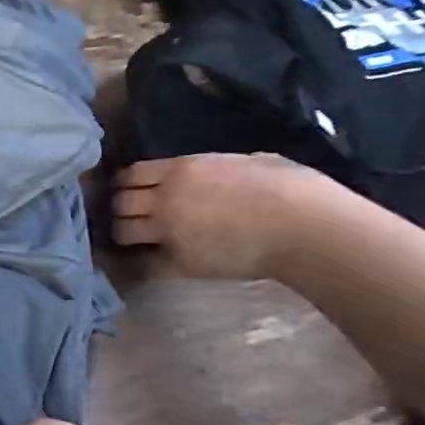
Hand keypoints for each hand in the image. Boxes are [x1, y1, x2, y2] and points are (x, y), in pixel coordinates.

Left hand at [112, 153, 344, 279]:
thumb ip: (215, 168)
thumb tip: (213, 173)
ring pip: (123, 232)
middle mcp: (165, 197)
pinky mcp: (179, 262)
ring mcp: (168, 231)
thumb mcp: (247, 161)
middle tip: (134, 216)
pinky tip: (155, 262)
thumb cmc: (289, 186)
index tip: (132, 190)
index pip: (130, 174)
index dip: (127, 183)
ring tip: (139, 238)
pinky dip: (147, 263)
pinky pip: (147, 263)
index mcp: (181, 169)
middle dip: (123, 209)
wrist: (305, 228)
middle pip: (119, 203)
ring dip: (128, 234)